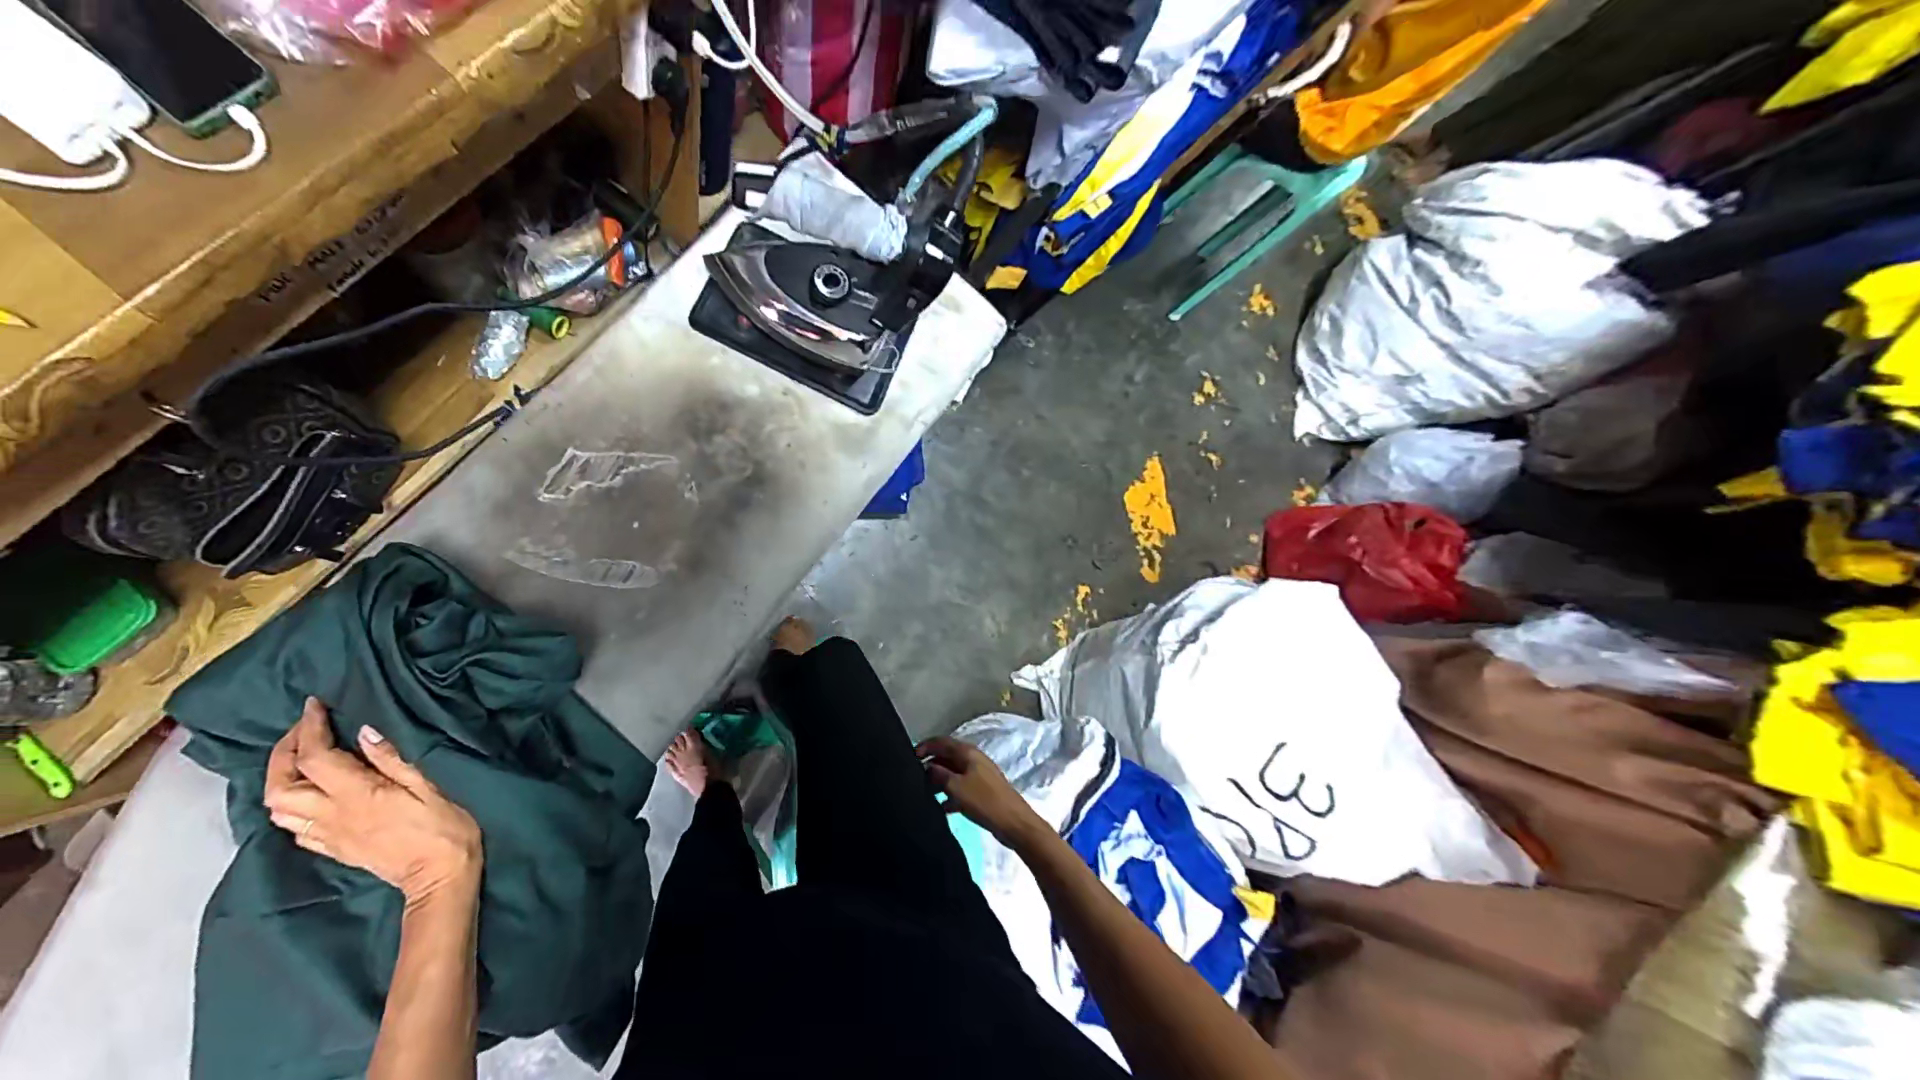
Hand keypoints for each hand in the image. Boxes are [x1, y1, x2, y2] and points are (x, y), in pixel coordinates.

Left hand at [264, 697, 482, 908]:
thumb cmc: (445, 827)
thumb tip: (363, 732)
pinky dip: (289, 804)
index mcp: (356, 795)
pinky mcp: (330, 848)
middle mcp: (330, 815)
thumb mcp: (430, 787)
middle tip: (302, 728)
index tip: (314, 705)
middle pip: (280, 783)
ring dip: (279, 778)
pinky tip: (306, 794)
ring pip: (277, 807)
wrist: (440, 876)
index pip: (316, 757)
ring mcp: (326, 835)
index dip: (309, 728)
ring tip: (299, 759)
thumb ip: (392, 760)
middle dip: (283, 751)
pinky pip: (292, 826)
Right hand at [917, 736, 1048, 848]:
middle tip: (914, 778)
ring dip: (939, 781)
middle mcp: (973, 759)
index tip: (909, 758)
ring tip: (923, 793)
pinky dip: (950, 795)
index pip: (941, 742)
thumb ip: (938, 775)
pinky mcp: (982, 792)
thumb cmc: (984, 801)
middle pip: (946, 757)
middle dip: (930, 765)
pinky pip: (960, 788)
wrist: (1014, 823)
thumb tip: (926, 767)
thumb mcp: (956, 787)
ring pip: (953, 773)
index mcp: (968, 753)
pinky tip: (941, 808)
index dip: (924, 746)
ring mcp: (979, 775)